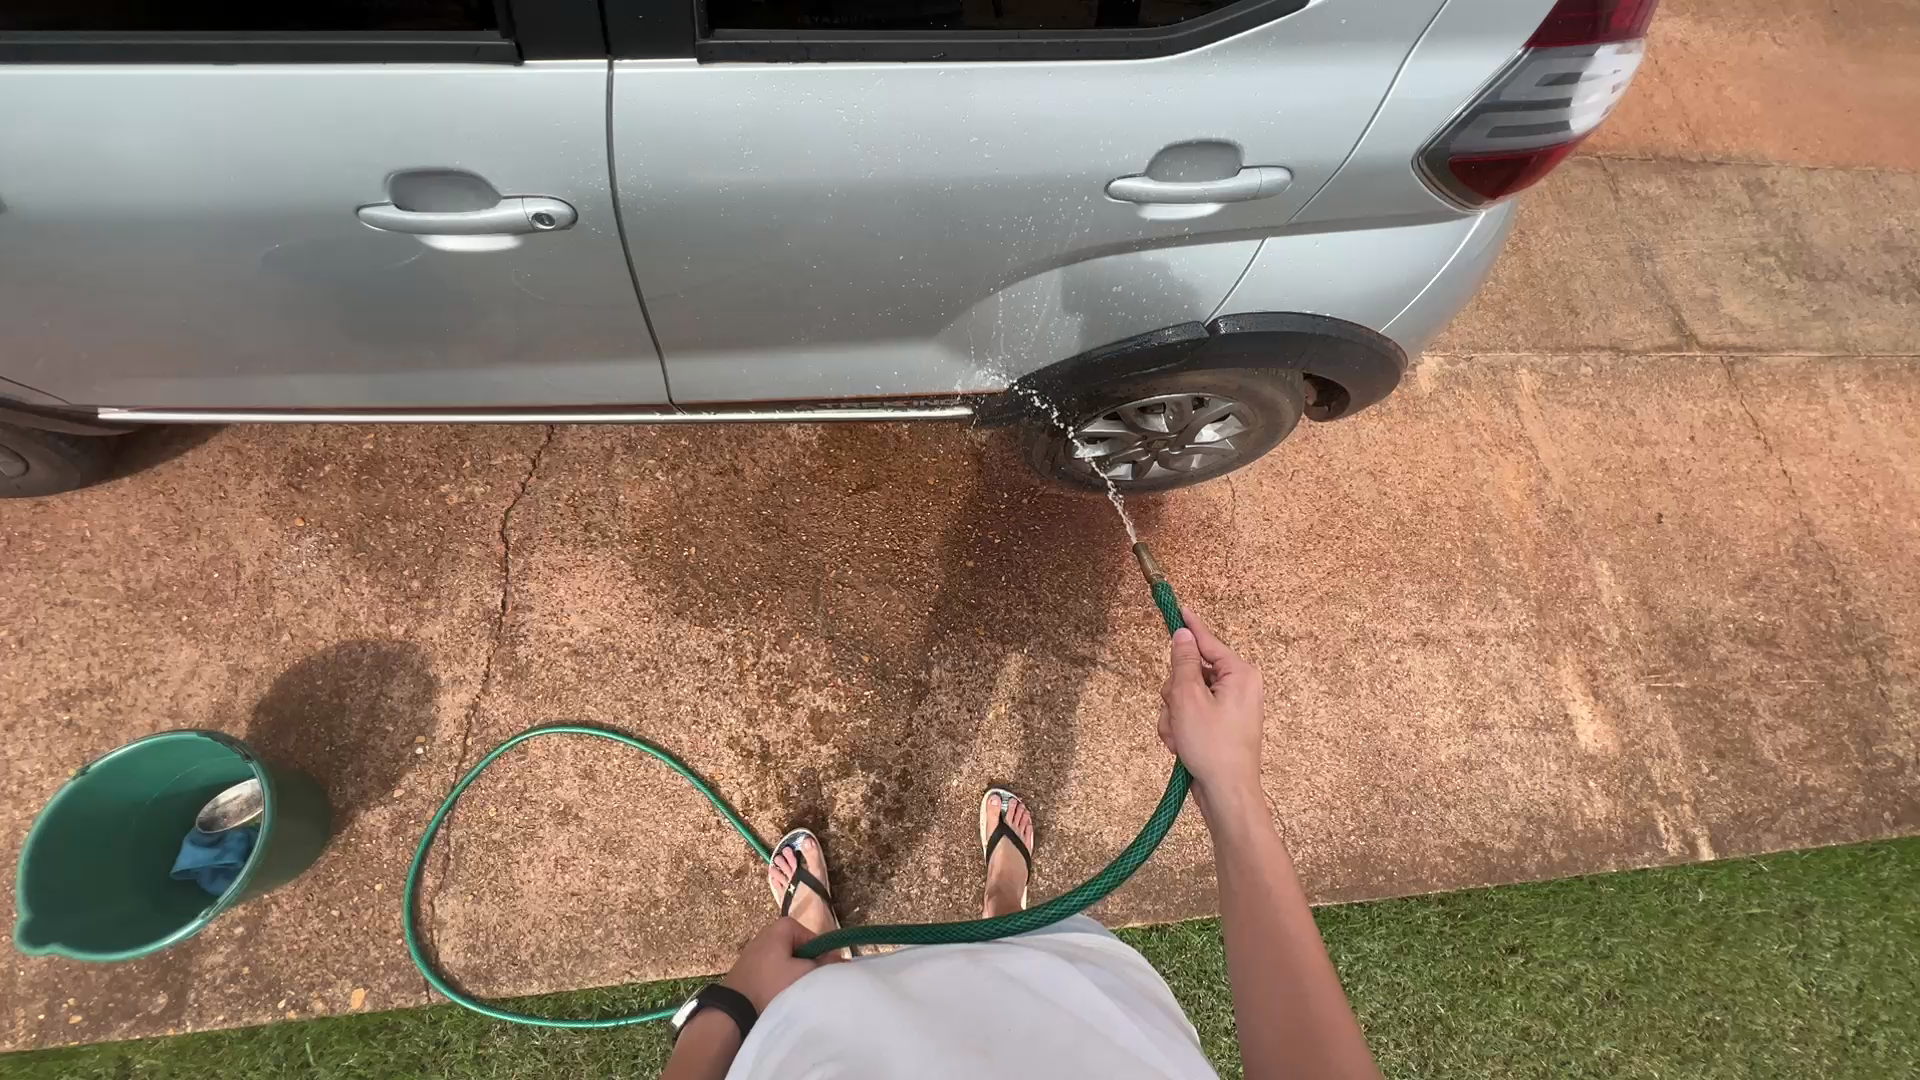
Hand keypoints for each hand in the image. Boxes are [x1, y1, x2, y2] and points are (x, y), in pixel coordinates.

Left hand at [720, 917, 841, 1012]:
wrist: (731, 1012)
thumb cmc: (770, 986)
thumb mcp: (803, 974)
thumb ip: (825, 964)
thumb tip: (843, 961)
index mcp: (784, 925)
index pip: (816, 940)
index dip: (824, 959)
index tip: (826, 977)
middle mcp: (769, 931)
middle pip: (801, 950)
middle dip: (807, 967)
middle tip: (810, 987)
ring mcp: (756, 949)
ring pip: (787, 962)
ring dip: (793, 976)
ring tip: (794, 994)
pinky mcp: (748, 967)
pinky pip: (773, 971)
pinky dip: (778, 981)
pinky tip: (779, 996)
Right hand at [1158, 607, 1265, 818]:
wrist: (1226, 794)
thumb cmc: (1211, 745)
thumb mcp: (1189, 698)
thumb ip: (1182, 663)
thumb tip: (1182, 635)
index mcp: (1240, 673)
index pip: (1207, 641)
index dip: (1189, 626)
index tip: (1178, 607)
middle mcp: (1238, 686)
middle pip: (1190, 670)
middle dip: (1174, 692)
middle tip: (1176, 712)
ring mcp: (1229, 707)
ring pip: (1184, 693)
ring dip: (1173, 713)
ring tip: (1178, 735)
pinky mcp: (1219, 724)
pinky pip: (1189, 713)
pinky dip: (1179, 726)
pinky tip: (1180, 745)